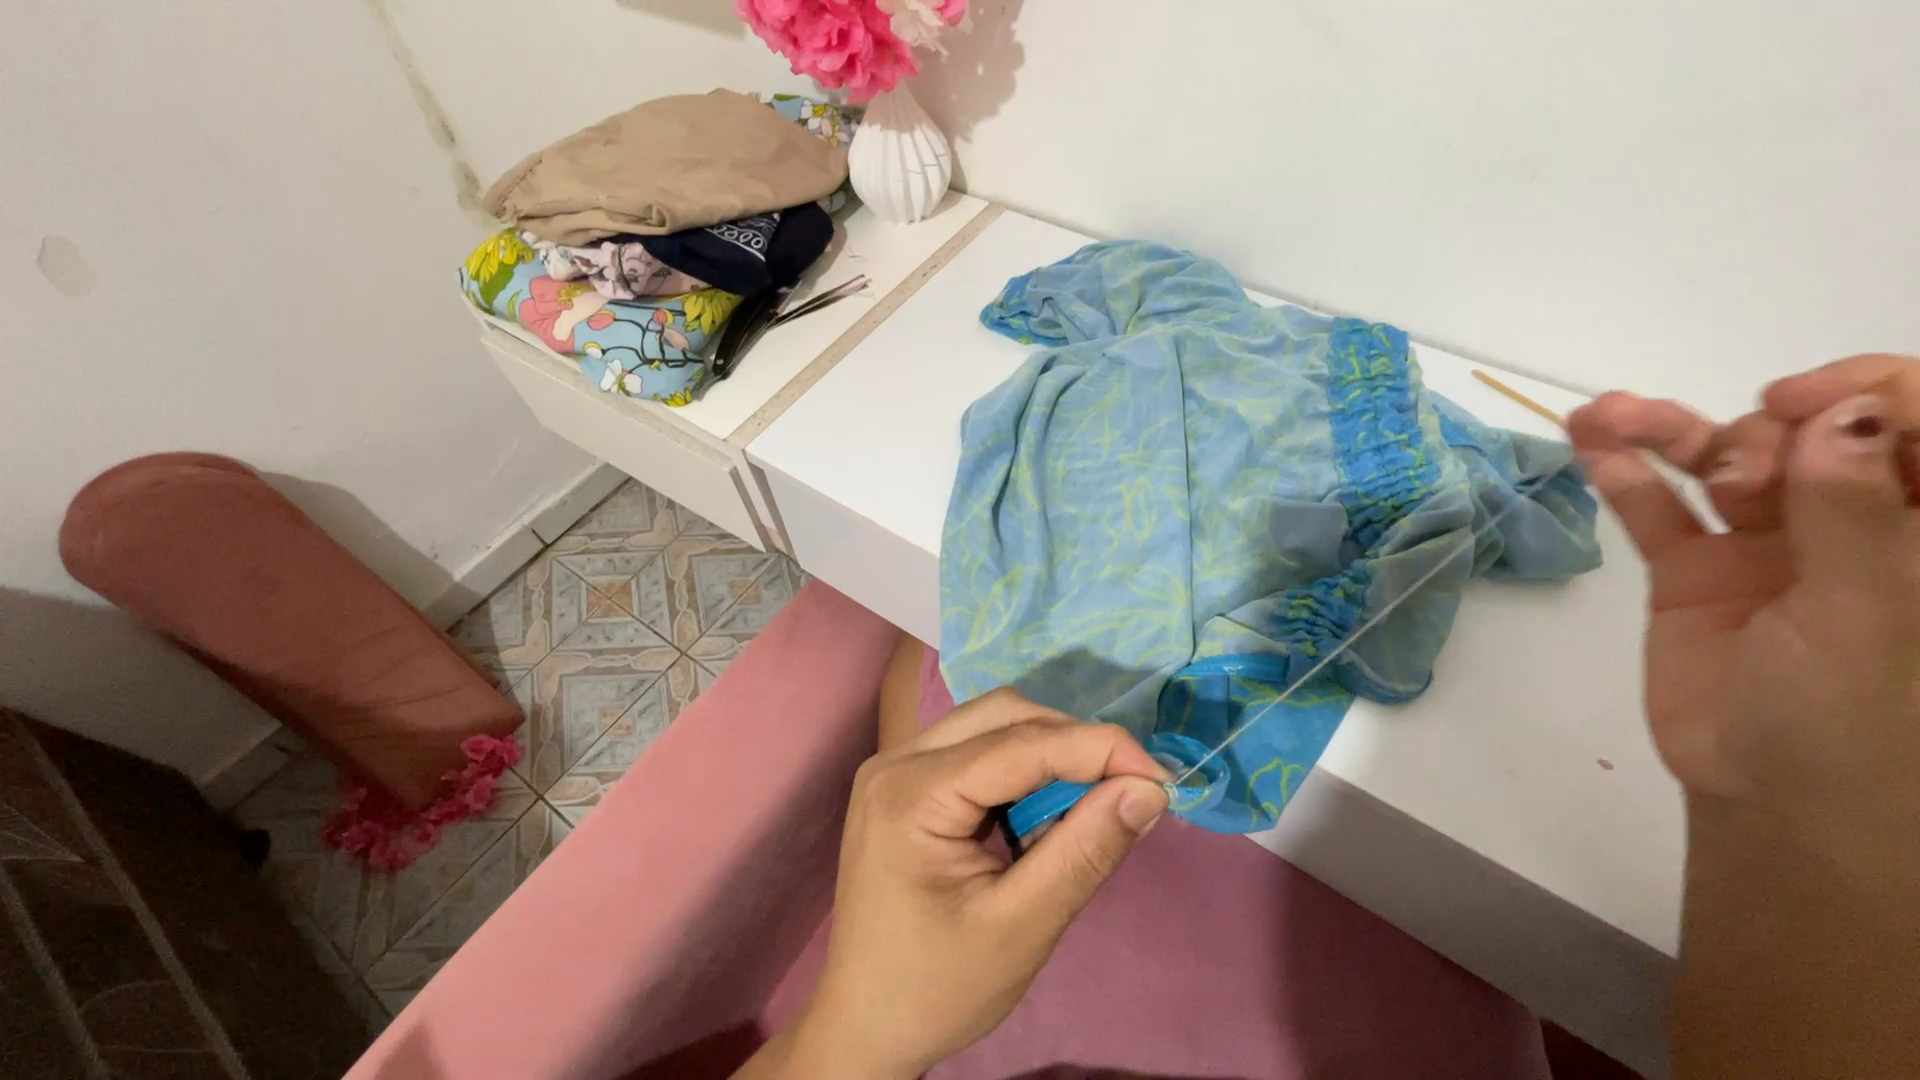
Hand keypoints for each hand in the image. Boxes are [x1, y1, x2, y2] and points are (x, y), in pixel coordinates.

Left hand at [759, 688, 1170, 1079]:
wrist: (865, 1024)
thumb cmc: (938, 986)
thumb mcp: (1022, 927)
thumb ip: (1084, 852)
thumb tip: (1146, 789)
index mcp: (911, 794)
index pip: (1020, 742)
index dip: (1098, 748)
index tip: (1161, 779)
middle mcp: (896, 761)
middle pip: (1003, 715)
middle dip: (1073, 743)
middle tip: (1127, 789)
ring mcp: (896, 767)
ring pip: (992, 724)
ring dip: (1049, 753)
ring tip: (1089, 804)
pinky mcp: (906, 783)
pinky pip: (976, 750)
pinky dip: (1022, 769)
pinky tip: (1044, 811)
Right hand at [1568, 357, 1919, 856]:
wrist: (1774, 796)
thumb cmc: (1866, 716)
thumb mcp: (1875, 614)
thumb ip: (1857, 514)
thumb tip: (1838, 416)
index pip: (1918, 423)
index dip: (1868, 394)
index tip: (1802, 403)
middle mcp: (1854, 522)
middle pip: (1806, 435)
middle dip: (1761, 436)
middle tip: (1738, 482)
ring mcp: (1768, 544)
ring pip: (1720, 463)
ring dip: (1666, 430)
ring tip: (1607, 414)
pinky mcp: (1693, 570)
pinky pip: (1657, 510)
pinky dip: (1624, 474)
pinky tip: (1589, 441)